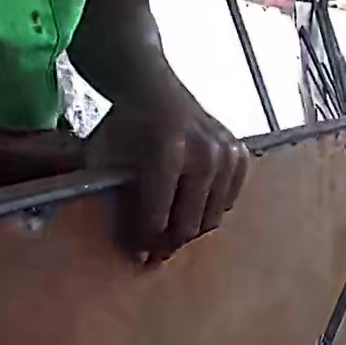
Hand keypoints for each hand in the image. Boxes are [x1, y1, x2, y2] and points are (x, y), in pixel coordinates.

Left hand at [88, 87, 249, 262]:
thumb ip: (110, 192)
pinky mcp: (240, 155)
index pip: (160, 216)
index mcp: (167, 152)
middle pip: (192, 223)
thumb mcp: (105, 155)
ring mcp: (226, 154)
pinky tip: (194, 203)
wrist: (152, 90)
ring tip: (173, 230)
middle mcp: (204, 154)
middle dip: (172, 243)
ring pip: (213, 217)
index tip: (140, 255)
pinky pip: (229, 200)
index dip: (147, 241)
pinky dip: (212, 207)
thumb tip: (118, 236)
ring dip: (192, 227)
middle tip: (158, 253)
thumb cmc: (126, 125)